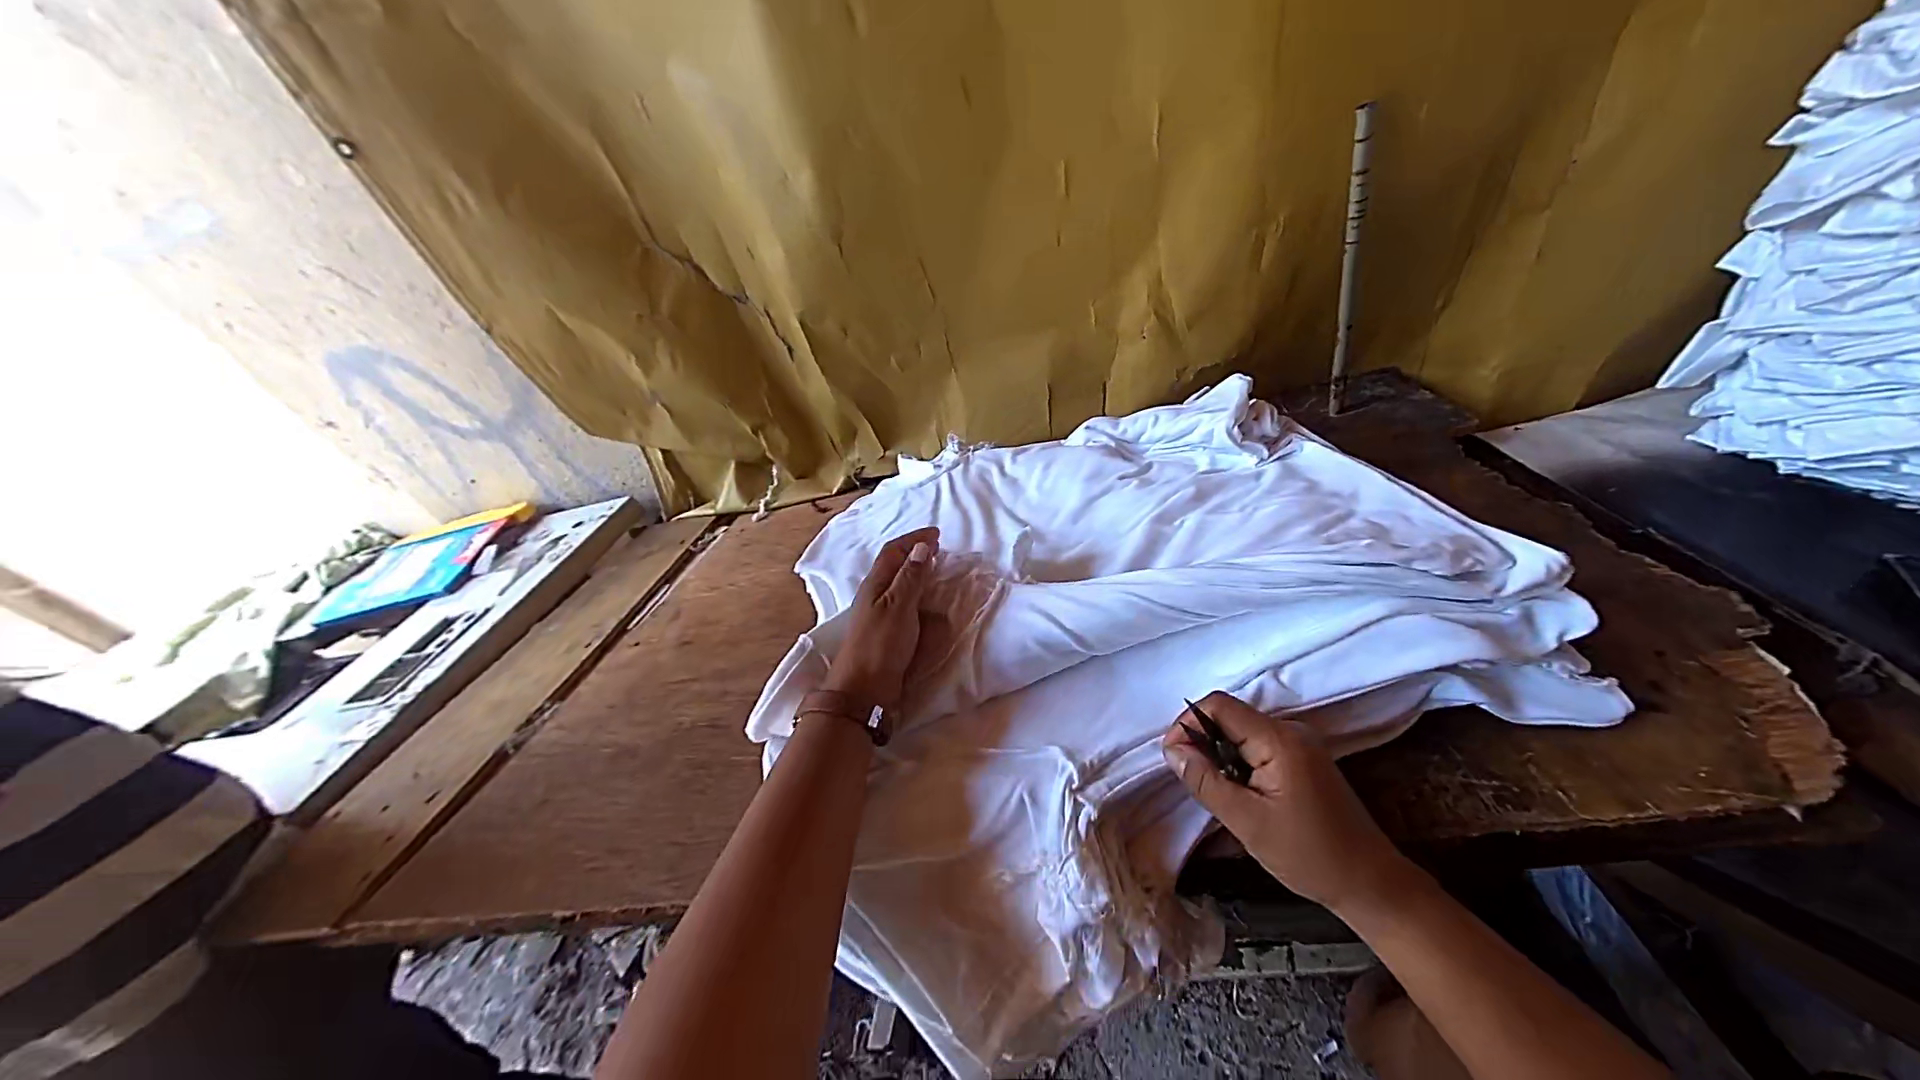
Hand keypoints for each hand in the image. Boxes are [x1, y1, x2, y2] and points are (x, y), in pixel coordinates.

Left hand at [820, 527, 939, 709]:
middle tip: (939, 550)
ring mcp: (880, 616)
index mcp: (875, 584)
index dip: (914, 539)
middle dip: (916, 554)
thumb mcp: (898, 607)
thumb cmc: (880, 645)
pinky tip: (929, 606)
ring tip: (938, 573)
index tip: (937, 534)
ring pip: (899, 586)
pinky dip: (919, 598)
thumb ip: (911, 577)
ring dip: (917, 575)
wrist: (863, 691)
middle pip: (894, 567)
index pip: (893, 551)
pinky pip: (905, 606)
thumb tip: (922, 547)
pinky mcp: (887, 635)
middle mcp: (876, 596)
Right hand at [1162, 691, 1415, 915]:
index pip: (1218, 705)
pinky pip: (1257, 746)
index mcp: (1279, 739)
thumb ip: (1206, 781)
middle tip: (1191, 779)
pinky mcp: (1304, 759)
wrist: (1372, 884)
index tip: (1174, 756)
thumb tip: (1172, 750)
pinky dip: (1238, 764)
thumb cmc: (1310, 855)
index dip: (1188, 723)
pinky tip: (1238, 795)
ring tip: (1213, 791)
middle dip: (1202, 742)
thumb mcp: (1247, 822)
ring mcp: (1301, 744)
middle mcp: (1292, 731)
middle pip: (1230, 716)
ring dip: (1219, 755)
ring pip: (1241, 732)